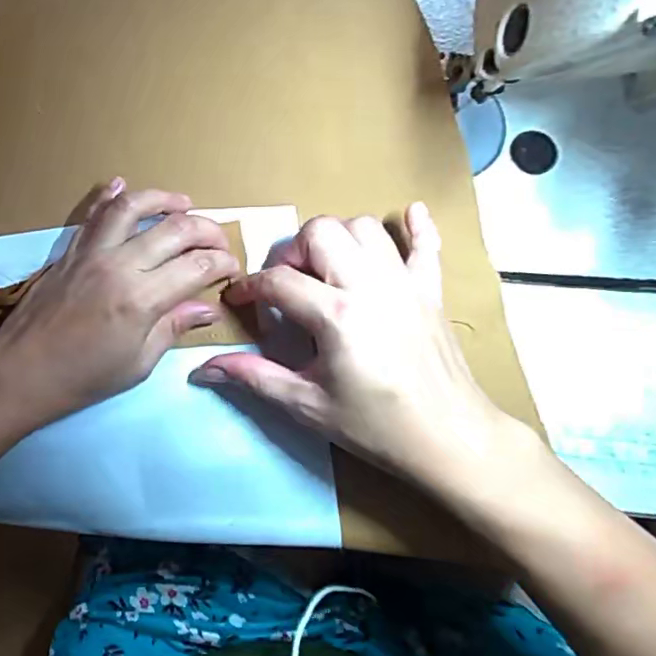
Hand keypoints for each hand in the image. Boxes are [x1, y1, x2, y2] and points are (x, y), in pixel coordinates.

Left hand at [0, 178, 240, 427]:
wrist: (20, 373)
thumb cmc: (83, 378)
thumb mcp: (137, 363)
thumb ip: (172, 328)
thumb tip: (206, 307)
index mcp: (141, 299)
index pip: (197, 267)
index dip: (222, 263)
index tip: (232, 269)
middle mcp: (120, 265)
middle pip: (175, 230)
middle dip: (207, 230)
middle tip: (219, 241)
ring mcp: (91, 253)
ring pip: (132, 207)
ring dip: (164, 199)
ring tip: (185, 203)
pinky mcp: (70, 251)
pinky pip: (92, 215)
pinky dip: (109, 196)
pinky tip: (122, 185)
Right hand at [190, 206, 539, 505]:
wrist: (451, 439)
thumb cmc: (376, 426)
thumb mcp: (307, 405)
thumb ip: (255, 378)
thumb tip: (204, 368)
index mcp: (336, 314)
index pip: (278, 281)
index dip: (249, 287)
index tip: (238, 301)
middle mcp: (369, 284)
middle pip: (321, 231)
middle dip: (294, 250)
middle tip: (287, 283)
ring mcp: (404, 282)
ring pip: (364, 227)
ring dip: (338, 239)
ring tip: (326, 269)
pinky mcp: (430, 290)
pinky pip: (425, 243)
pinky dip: (414, 227)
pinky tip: (406, 216)